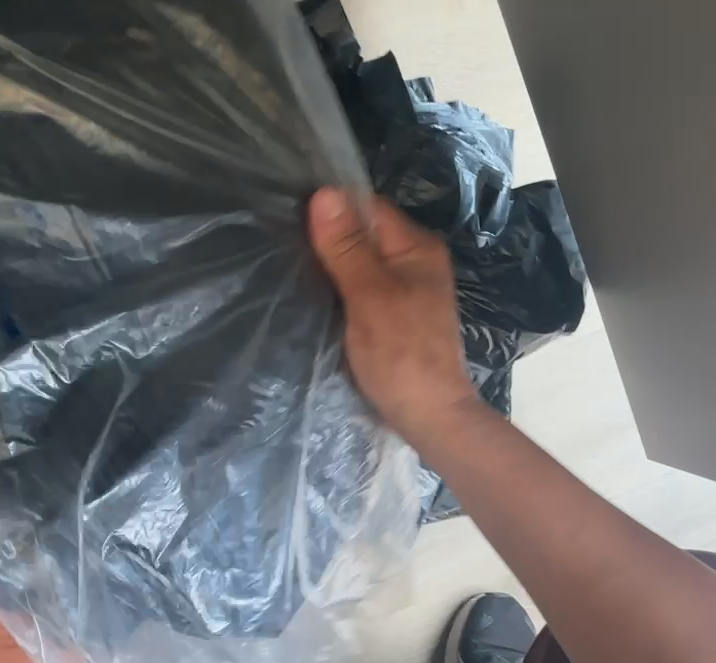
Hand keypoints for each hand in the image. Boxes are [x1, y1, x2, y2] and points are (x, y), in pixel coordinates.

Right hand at [308, 187, 484, 441]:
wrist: (429, 416)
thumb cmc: (401, 356)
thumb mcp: (369, 296)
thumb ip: (347, 248)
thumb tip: (323, 193)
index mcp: (417, 248)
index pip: (367, 207)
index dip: (330, 209)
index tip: (290, 216)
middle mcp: (417, 263)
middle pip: (364, 235)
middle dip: (329, 239)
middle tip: (286, 244)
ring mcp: (408, 292)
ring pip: (361, 265)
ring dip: (333, 268)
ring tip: (297, 269)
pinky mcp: (397, 319)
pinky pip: (363, 291)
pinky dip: (343, 292)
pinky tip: (320, 299)